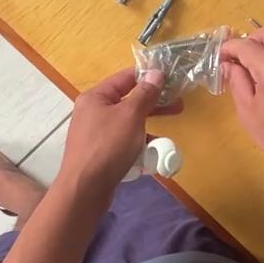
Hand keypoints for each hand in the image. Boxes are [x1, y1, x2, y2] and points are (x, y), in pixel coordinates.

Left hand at [58, 67, 176, 200]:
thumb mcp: (131, 116)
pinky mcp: (101, 154)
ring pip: (128, 125)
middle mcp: (93, 112)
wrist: (85, 189)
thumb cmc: (108, 147)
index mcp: (96, 97)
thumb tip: (156, 73)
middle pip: (128, 102)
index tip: (170, 76)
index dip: (147, 75)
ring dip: (147, 131)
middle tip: (178, 105)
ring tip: (166, 140)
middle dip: (153, 105)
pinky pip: (123, 144)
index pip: (125, 78)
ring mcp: (96, 134)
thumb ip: (145, 94)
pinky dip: (137, 148)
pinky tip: (151, 159)